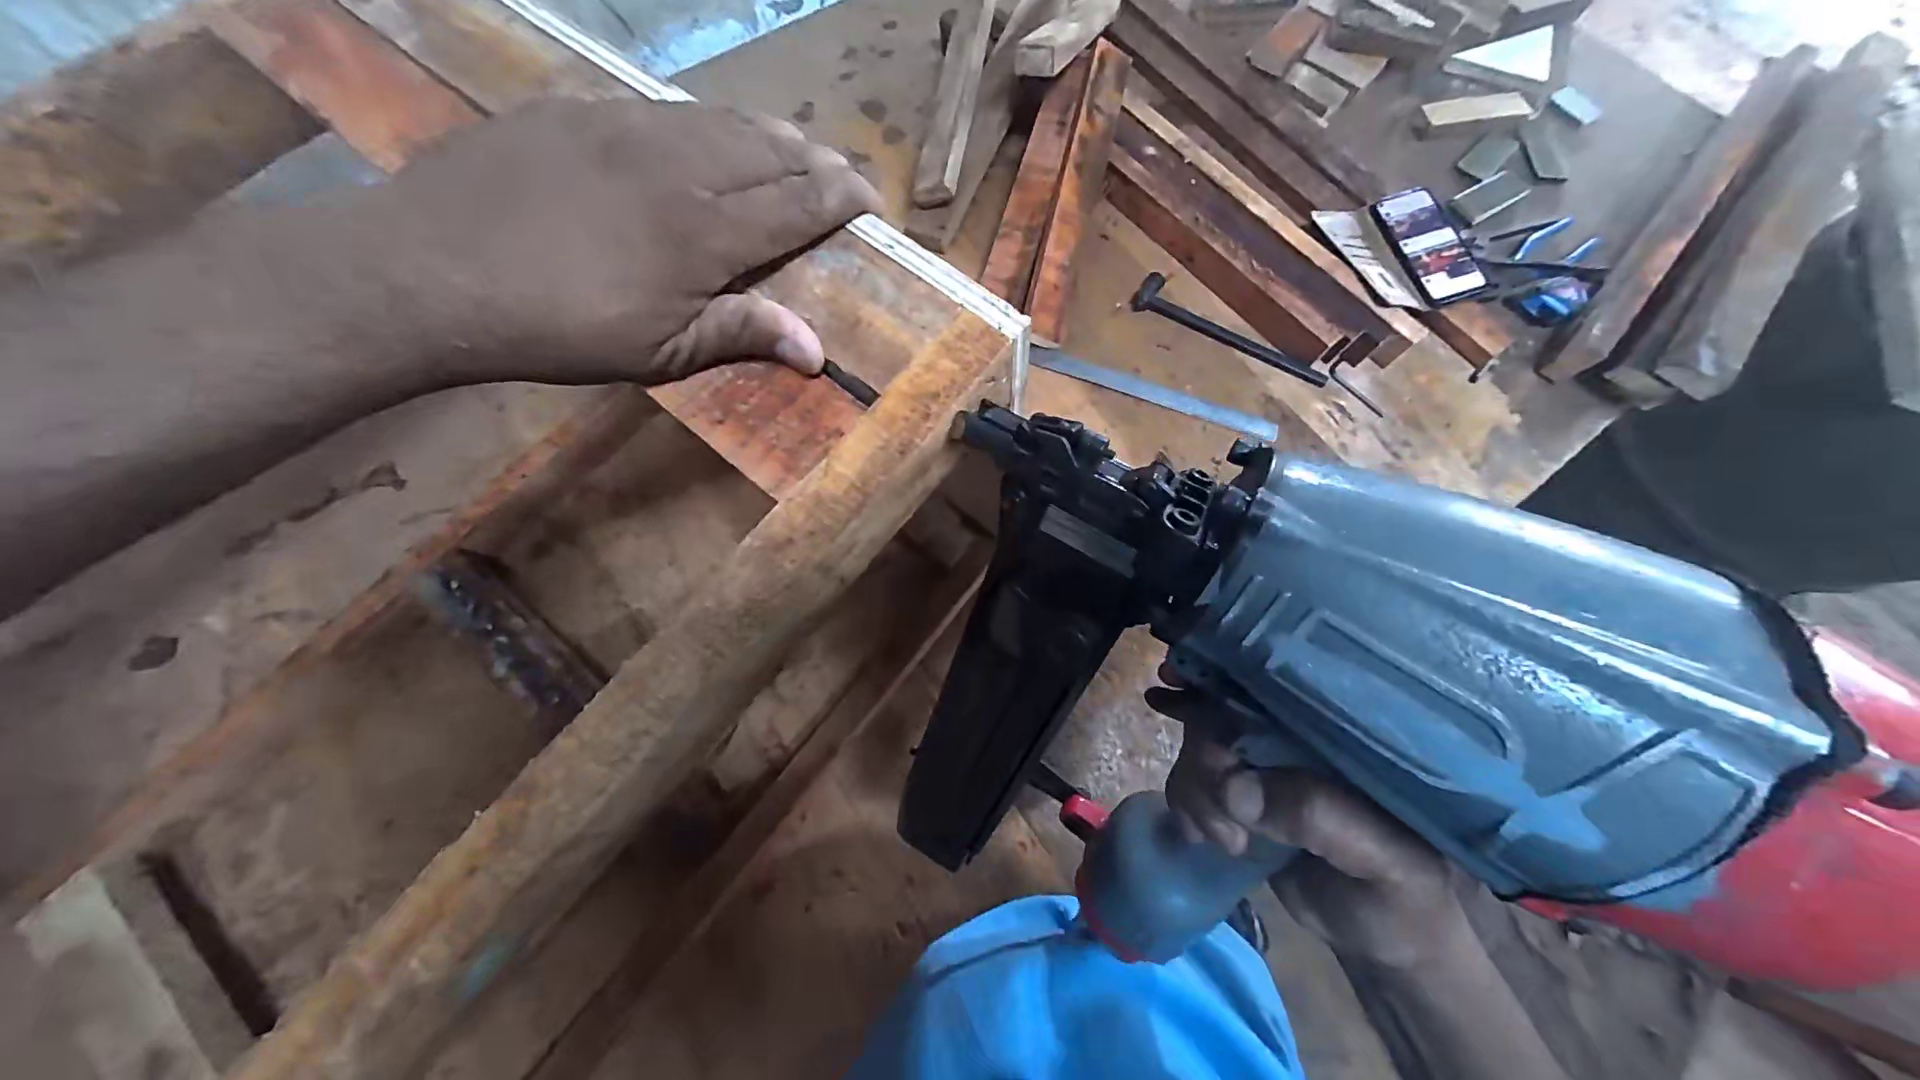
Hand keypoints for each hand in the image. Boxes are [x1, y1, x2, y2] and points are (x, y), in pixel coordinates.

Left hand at [351, 98, 880, 386]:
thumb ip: (741, 333)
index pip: (796, 204)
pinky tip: (711, 135)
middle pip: (770, 150)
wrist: (432, 270)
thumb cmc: (561, 326)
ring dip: (771, 135)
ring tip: (796, 146)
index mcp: (705, 230)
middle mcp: (679, 164)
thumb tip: (817, 350)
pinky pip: (667, 108)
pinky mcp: (581, 112)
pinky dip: (709, 123)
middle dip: (817, 160)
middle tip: (844, 173)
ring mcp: (627, 127)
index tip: (873, 202)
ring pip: (722, 119)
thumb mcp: (660, 349)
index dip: (841, 199)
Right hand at [1156, 686, 1467, 968]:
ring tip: (1225, 840)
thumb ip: (1318, 816)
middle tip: (1222, 817)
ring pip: (1198, 746)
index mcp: (1343, 730)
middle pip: (1223, 712)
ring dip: (1196, 791)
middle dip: (1205, 757)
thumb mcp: (1385, 860)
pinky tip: (1205, 836)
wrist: (1385, 944)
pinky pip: (1189, 778)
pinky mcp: (1241, 791)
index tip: (1176, 680)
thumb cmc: (1406, 898)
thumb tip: (1233, 785)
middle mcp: (1299, 733)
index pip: (1275, 682)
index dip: (1223, 673)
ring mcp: (1265, 762)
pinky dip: (1187, 806)